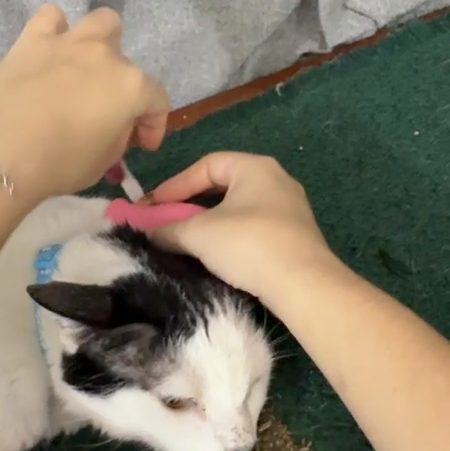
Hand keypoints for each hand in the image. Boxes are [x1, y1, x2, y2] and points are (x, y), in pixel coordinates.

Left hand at [0, 6, 170, 199]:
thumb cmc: (60, 164)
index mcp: (131, 87)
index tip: (145, 145)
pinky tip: (51, 51)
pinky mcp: (33, 40)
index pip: (156, 100)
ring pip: (101, 22)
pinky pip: (51, 18)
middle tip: (108, 113)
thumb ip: (118, 136)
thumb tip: (114, 125)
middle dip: (123, 89)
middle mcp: (106, 56)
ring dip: (102, 43)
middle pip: (127, 65)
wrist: (2, 153)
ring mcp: (69, 42)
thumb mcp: (104, 161)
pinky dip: (55, 30)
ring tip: (88, 68)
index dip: (154, 125)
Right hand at [145, 152, 344, 307]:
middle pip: (223, 185)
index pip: (206, 165)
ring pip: (238, 209)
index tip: (152, 207)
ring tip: (187, 239)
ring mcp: (289, 209)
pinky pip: (253, 228)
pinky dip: (230, 237)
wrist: (303, 285)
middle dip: (190, 203)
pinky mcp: (294, 236)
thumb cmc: (249, 244)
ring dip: (209, 222)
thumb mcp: (199, 234)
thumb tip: (146, 232)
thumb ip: (167, 229)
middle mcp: (276, 180)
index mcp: (255, 167)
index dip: (175, 184)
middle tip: (167, 221)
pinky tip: (217, 256)